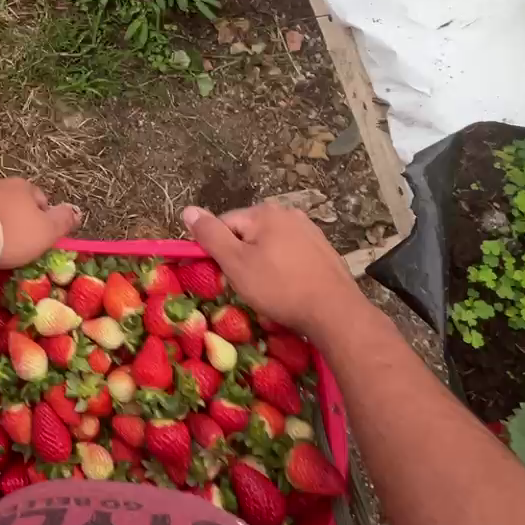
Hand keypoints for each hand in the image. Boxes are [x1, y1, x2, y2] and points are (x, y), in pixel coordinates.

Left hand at [0, 180, 80, 270]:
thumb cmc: (10, 235)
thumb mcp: (46, 232)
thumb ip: (63, 220)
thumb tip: (75, 210)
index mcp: (23, 187)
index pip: (41, 200)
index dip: (44, 220)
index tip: (40, 240)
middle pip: (15, 203)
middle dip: (18, 220)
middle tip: (19, 246)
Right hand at [181, 201, 365, 338]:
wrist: (337, 314)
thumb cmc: (280, 288)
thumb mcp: (236, 263)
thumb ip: (210, 235)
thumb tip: (188, 210)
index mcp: (264, 212)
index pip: (224, 225)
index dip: (219, 251)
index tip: (225, 275)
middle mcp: (287, 213)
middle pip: (248, 233)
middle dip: (243, 257)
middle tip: (248, 285)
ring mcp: (310, 231)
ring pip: (270, 245)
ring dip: (264, 263)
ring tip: (271, 291)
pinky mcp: (324, 251)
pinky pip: (292, 255)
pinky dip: (285, 269)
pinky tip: (290, 289)